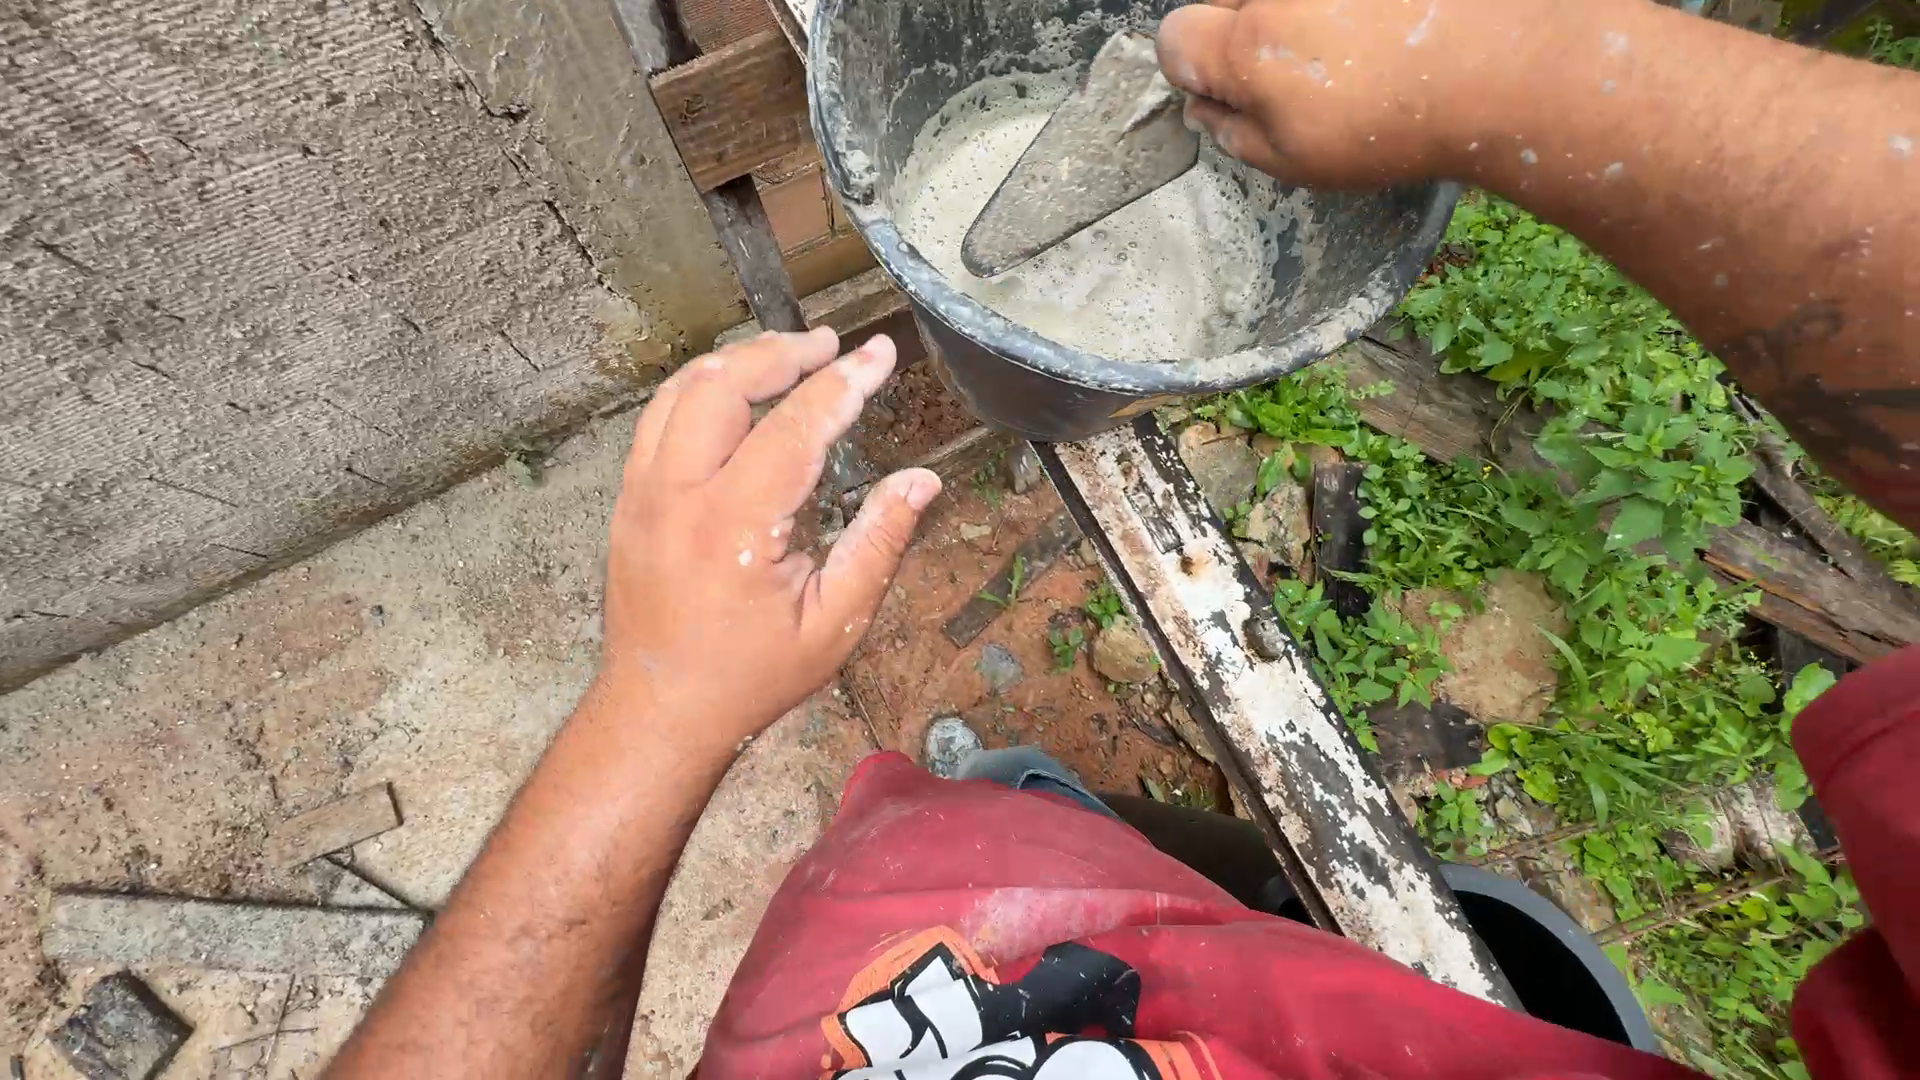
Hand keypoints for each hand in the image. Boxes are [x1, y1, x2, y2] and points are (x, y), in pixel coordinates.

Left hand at [593, 328, 939, 758]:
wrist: (661, 710)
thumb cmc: (754, 675)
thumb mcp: (835, 622)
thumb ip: (880, 542)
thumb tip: (922, 480)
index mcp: (736, 526)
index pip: (796, 426)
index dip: (845, 383)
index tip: (880, 353)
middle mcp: (678, 496)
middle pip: (722, 386)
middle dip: (782, 352)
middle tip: (831, 344)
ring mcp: (642, 494)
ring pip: (681, 392)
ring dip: (737, 362)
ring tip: (788, 354)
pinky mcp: (629, 501)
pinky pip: (658, 420)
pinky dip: (700, 390)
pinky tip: (734, 392)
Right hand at [1157, 0, 1545, 186]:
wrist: (1515, 63)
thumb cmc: (1396, 126)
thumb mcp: (1295, 161)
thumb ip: (1232, 132)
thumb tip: (1206, 108)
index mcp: (1250, 44)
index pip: (1174, 38)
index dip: (1191, 68)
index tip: (1220, 86)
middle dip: (1238, 26)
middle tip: (1289, 62)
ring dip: (1292, 14)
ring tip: (1345, 37)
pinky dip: (1334, 10)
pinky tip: (1371, 24)